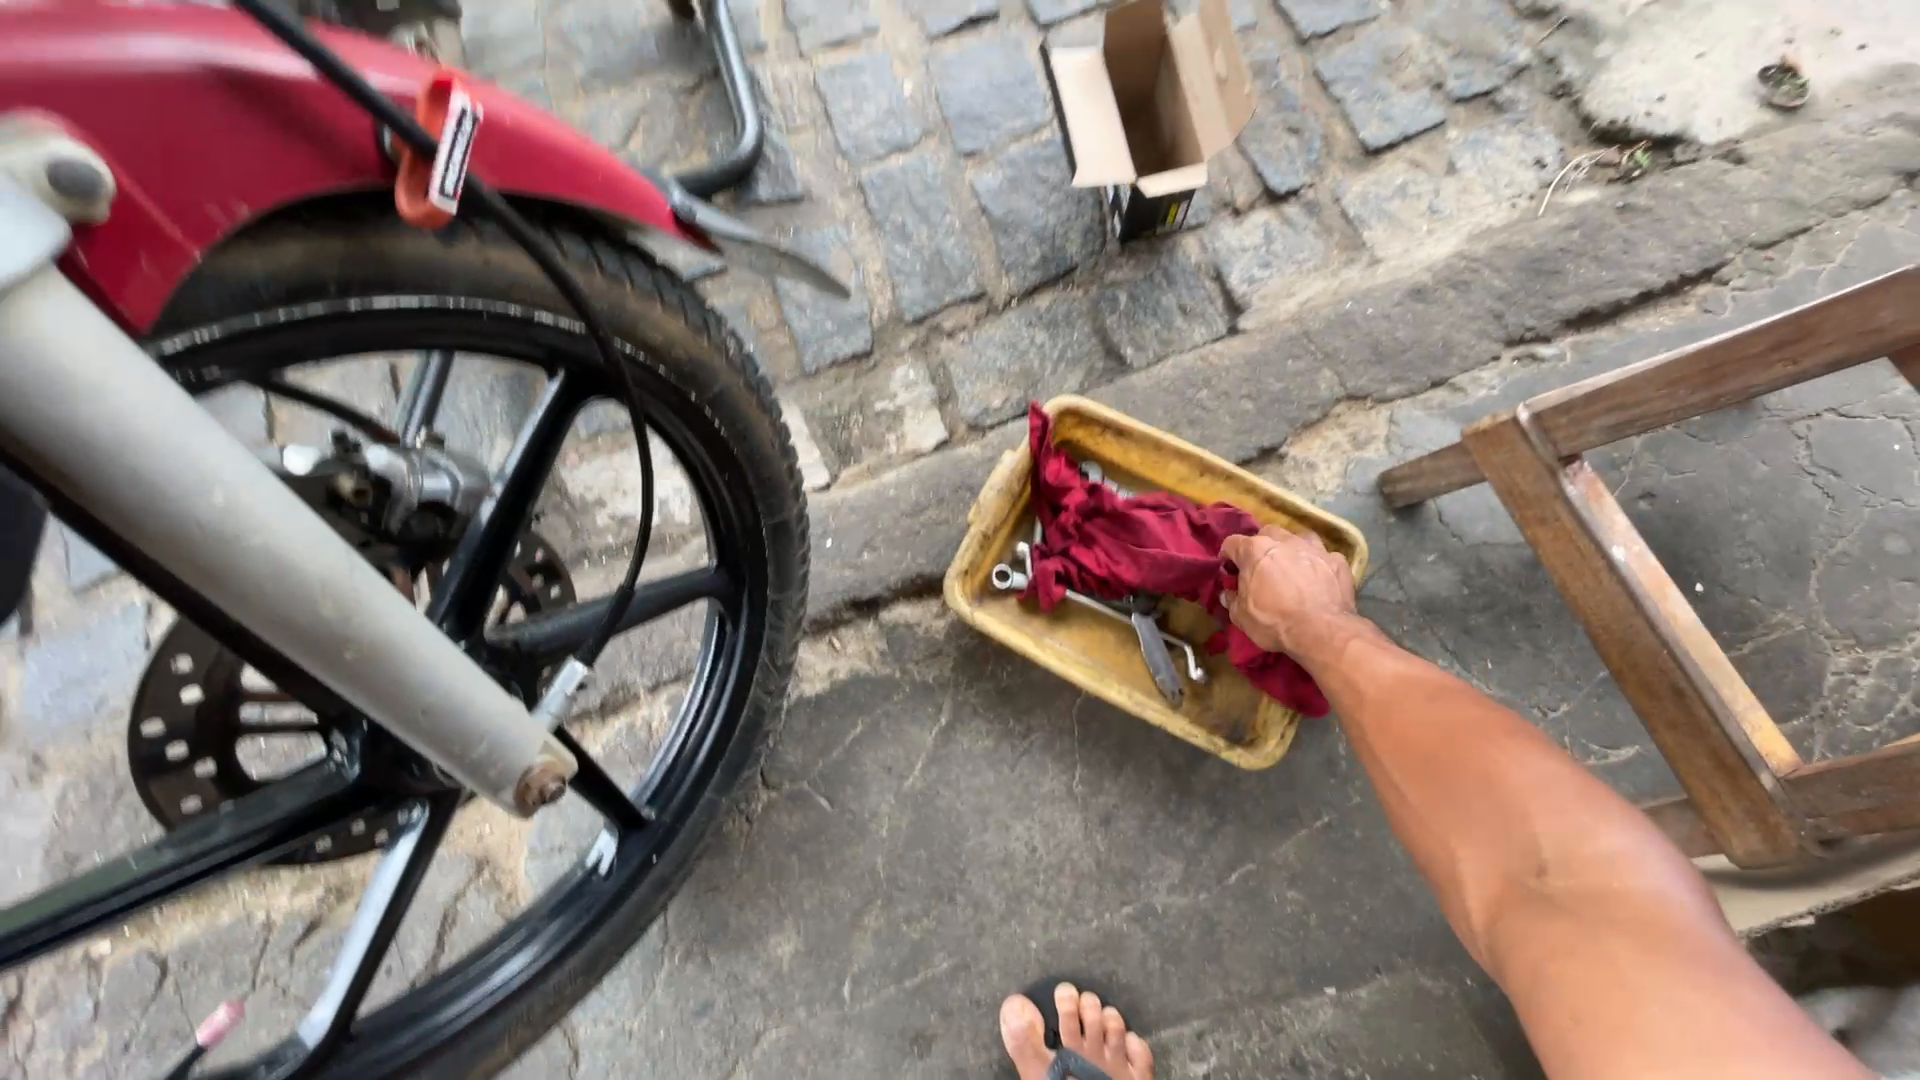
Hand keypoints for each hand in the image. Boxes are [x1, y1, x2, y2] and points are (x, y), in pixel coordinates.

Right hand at [1220, 525, 1368, 664]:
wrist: (1322, 631)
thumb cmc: (1274, 621)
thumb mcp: (1241, 616)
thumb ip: (1232, 599)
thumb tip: (1228, 593)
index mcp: (1255, 550)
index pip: (1232, 543)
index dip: (1227, 557)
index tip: (1229, 570)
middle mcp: (1284, 541)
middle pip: (1267, 533)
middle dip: (1261, 547)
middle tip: (1261, 568)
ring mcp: (1314, 548)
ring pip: (1298, 538)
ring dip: (1292, 549)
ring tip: (1291, 567)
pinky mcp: (1337, 561)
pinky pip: (1324, 556)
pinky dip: (1318, 564)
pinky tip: (1318, 579)